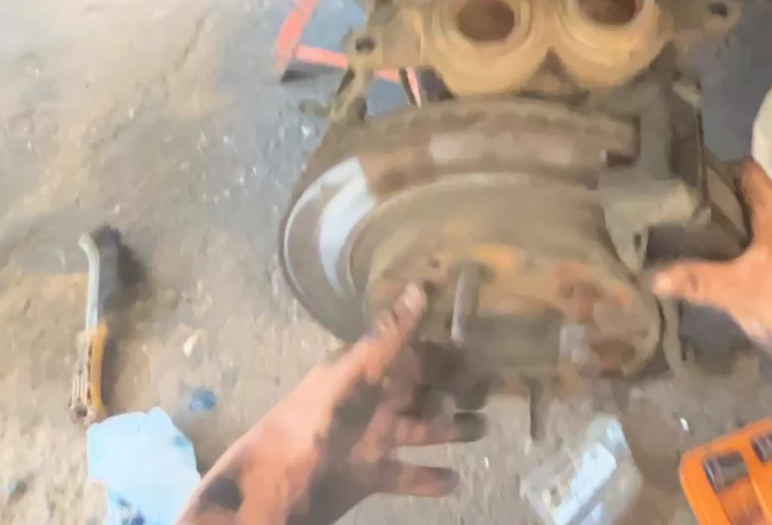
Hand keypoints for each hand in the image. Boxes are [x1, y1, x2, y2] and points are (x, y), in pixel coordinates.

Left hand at [179, 284, 484, 524]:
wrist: (276, 486)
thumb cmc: (318, 419)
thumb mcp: (356, 372)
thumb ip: (390, 333)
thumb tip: (421, 284)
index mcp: (371, 368)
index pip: (417, 350)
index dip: (448, 348)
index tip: (484, 343)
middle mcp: (377, 398)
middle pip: (425, 389)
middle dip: (457, 388)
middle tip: (494, 390)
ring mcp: (375, 437)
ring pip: (423, 427)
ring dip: (452, 428)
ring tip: (485, 428)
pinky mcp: (372, 474)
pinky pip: (407, 472)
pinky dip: (430, 476)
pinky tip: (456, 479)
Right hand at [651, 160, 771, 382]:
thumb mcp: (740, 295)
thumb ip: (698, 281)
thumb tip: (652, 277)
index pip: (751, 175)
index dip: (725, 167)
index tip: (694, 169)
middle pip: (760, 203)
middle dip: (729, 203)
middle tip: (691, 210)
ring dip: (746, 232)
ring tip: (712, 241)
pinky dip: (761, 255)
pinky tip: (746, 275)